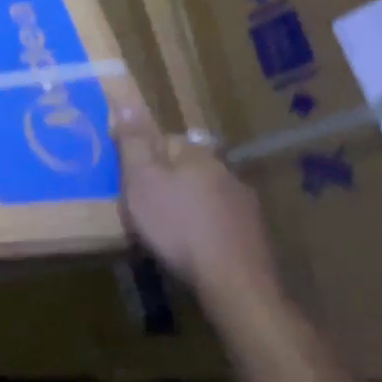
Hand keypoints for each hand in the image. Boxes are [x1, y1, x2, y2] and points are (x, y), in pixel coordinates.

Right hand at [114, 99, 278, 301]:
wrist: (234, 283)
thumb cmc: (177, 225)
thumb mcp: (141, 179)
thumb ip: (134, 140)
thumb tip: (125, 97)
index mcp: (199, 156)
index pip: (167, 141)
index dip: (145, 156)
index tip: (130, 177)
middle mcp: (228, 174)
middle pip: (188, 168)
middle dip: (168, 181)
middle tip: (145, 204)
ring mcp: (246, 207)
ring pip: (206, 195)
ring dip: (189, 204)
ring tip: (169, 228)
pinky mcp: (255, 236)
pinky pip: (221, 221)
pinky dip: (207, 228)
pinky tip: (195, 246)